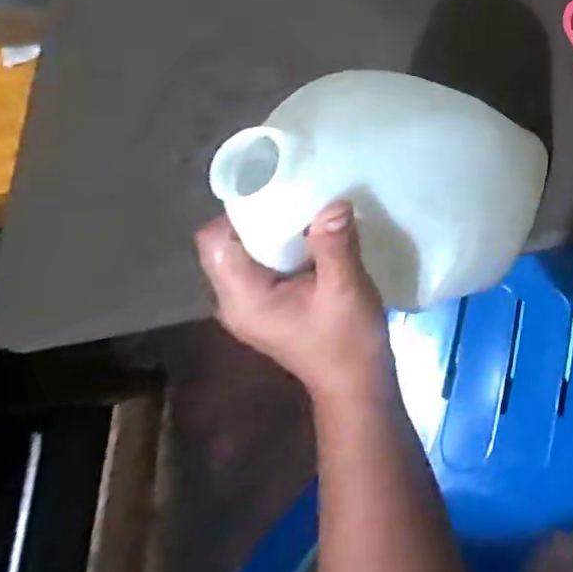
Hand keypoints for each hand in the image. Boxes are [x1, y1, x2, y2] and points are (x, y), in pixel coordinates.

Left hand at [195, 202, 391, 405]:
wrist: (357, 384)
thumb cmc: (347, 341)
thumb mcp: (346, 289)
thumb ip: (335, 245)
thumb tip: (334, 203)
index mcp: (242, 297)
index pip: (216, 241)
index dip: (239, 211)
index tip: (276, 187)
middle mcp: (234, 300)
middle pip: (229, 241)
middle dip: (260, 213)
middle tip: (299, 191)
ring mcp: (249, 303)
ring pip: (247, 249)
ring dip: (274, 227)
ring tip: (309, 207)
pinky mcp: (268, 303)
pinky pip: (263, 260)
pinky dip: (283, 242)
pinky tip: (313, 234)